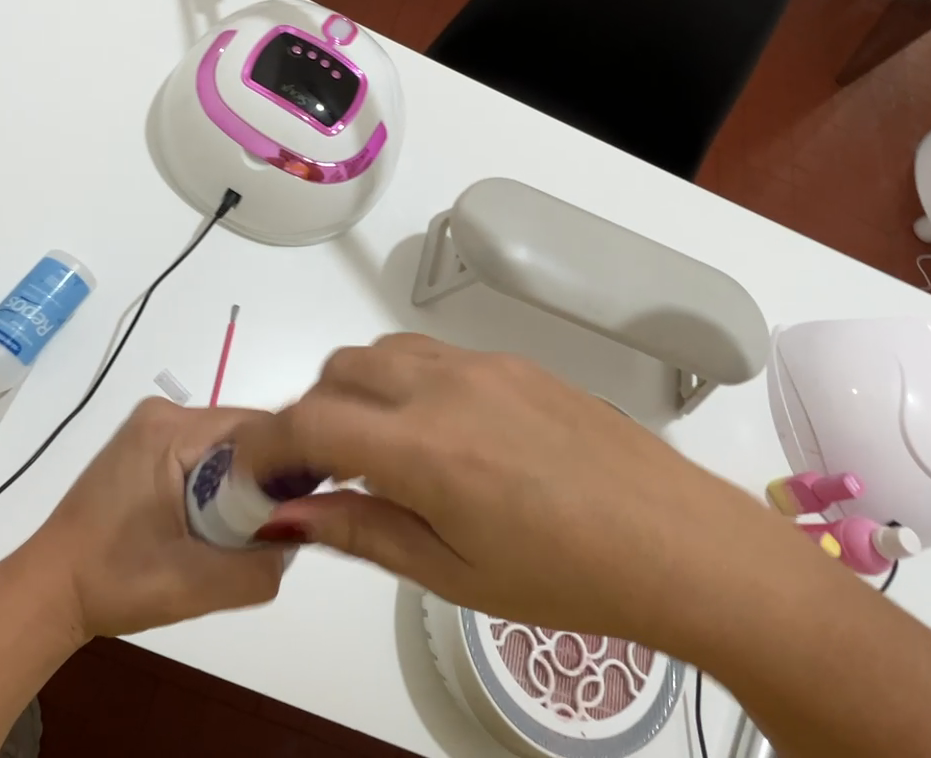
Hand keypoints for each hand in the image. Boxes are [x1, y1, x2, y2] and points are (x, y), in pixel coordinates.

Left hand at [22, 397, 286, 637]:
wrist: (49, 591)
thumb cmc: (114, 582)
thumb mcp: (197, 584)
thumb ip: (262, 566)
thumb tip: (297, 537)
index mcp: (170, 429)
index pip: (261, 431)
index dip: (289, 470)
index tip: (297, 513)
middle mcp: (163, 413)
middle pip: (246, 436)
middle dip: (262, 484)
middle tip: (261, 533)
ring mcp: (151, 426)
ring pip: (228, 448)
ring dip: (239, 489)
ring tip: (227, 535)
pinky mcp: (146, 444)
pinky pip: (204, 455)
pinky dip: (216, 487)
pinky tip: (204, 525)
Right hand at [230, 334, 832, 658]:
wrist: (677, 542)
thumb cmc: (566, 578)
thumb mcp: (453, 574)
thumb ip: (363, 531)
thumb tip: (290, 513)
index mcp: (424, 448)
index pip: (309, 421)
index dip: (265, 445)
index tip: (253, 473)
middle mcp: (445, 387)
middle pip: (338, 369)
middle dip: (311, 413)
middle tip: (325, 469)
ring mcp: (484, 365)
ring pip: (383, 351)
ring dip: (358, 390)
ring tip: (383, 448)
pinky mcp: (516, 361)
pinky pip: (433, 353)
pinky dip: (406, 381)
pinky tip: (441, 432)